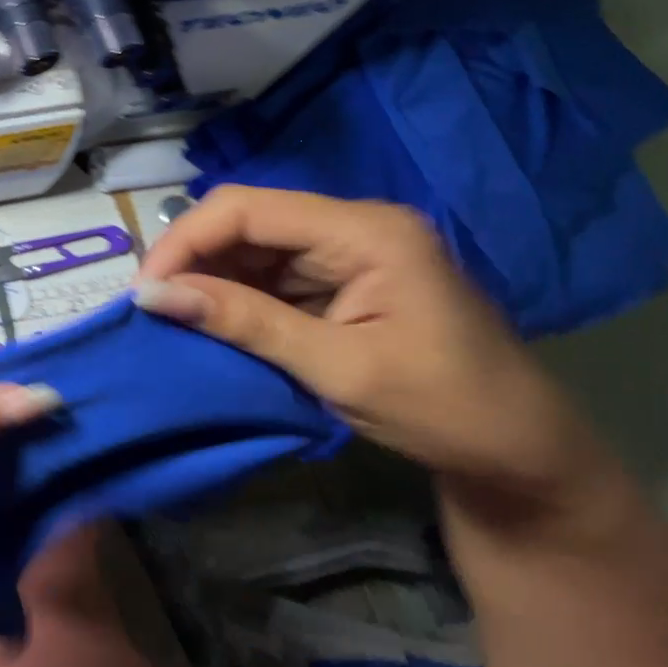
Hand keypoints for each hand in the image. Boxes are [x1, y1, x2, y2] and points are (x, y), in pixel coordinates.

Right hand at [135, 186, 610, 507]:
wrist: (522, 457)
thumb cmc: (445, 410)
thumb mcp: (337, 368)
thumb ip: (243, 322)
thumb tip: (151, 296)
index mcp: (366, 231)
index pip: (246, 209)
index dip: (185, 241)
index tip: (144, 291)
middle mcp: (353, 226)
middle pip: (243, 220)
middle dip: (190, 258)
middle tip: (149, 306)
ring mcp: (347, 252)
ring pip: (247, 246)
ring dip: (205, 278)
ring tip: (169, 316)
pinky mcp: (339, 280)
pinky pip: (265, 273)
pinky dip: (230, 296)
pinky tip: (207, 320)